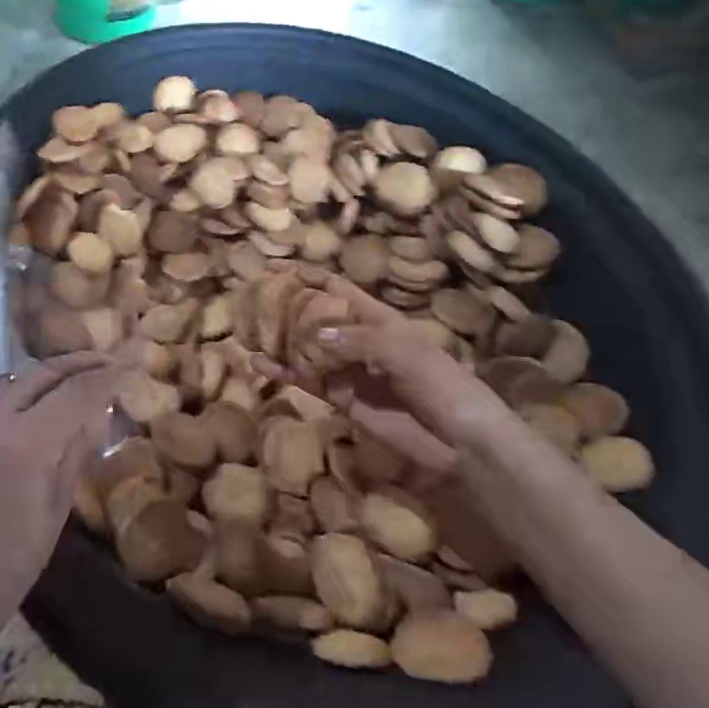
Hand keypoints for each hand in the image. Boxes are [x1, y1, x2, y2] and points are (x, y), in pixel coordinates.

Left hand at [0, 350, 122, 619]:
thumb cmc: (11, 562)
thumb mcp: (56, 508)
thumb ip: (76, 453)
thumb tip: (97, 415)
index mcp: (26, 440)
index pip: (75, 391)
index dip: (107, 377)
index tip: (132, 368)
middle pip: (44, 371)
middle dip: (80, 362)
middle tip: (112, 361)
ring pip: (21, 376)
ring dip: (55, 370)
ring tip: (85, 374)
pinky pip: (5, 393)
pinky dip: (33, 385)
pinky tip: (50, 398)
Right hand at [268, 276, 508, 481]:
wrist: (460, 440)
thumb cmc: (439, 383)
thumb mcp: (402, 350)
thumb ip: (356, 339)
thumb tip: (310, 335)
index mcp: (377, 318)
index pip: (335, 287)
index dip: (307, 275)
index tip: (273, 267)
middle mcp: (358, 339)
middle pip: (314, 317)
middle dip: (285, 307)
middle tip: (252, 300)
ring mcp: (348, 370)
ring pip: (305, 350)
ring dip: (279, 341)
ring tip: (247, 331)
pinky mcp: (342, 400)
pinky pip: (308, 380)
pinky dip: (284, 372)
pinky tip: (259, 364)